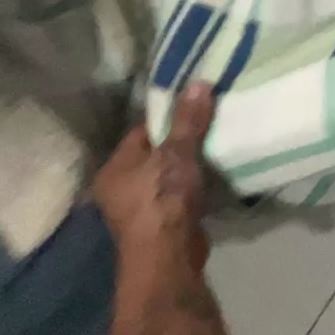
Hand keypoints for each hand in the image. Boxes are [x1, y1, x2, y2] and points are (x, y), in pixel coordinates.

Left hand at [93, 83, 216, 270]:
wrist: (168, 253)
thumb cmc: (163, 198)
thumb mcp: (178, 153)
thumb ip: (188, 120)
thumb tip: (197, 81)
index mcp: (114, 167)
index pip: (143, 130)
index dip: (171, 114)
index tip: (200, 102)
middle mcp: (118, 186)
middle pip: (155, 150)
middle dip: (183, 137)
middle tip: (215, 119)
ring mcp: (137, 205)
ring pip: (167, 171)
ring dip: (190, 160)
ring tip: (220, 141)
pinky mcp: (159, 219)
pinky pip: (177, 188)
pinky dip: (194, 179)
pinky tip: (215, 171)